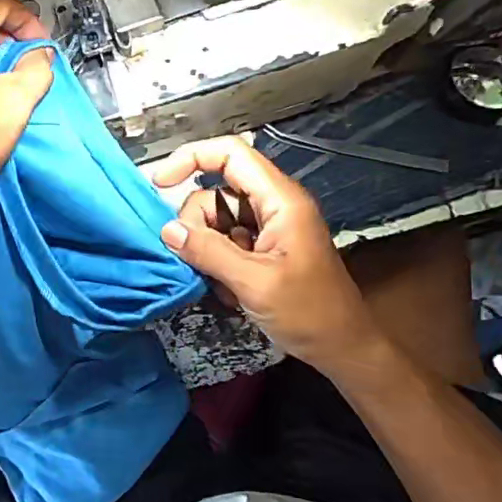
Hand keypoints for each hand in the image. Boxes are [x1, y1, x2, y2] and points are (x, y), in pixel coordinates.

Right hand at [151, 136, 380, 369]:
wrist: (342, 346)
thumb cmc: (309, 312)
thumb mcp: (253, 282)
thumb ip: (209, 252)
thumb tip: (168, 230)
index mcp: (280, 200)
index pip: (231, 154)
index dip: (191, 158)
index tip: (160, 184)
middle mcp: (273, 206)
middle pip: (216, 191)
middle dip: (196, 222)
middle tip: (196, 260)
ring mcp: (268, 228)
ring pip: (217, 220)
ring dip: (206, 248)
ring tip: (220, 283)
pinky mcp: (264, 249)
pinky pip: (226, 242)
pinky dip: (217, 262)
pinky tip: (228, 290)